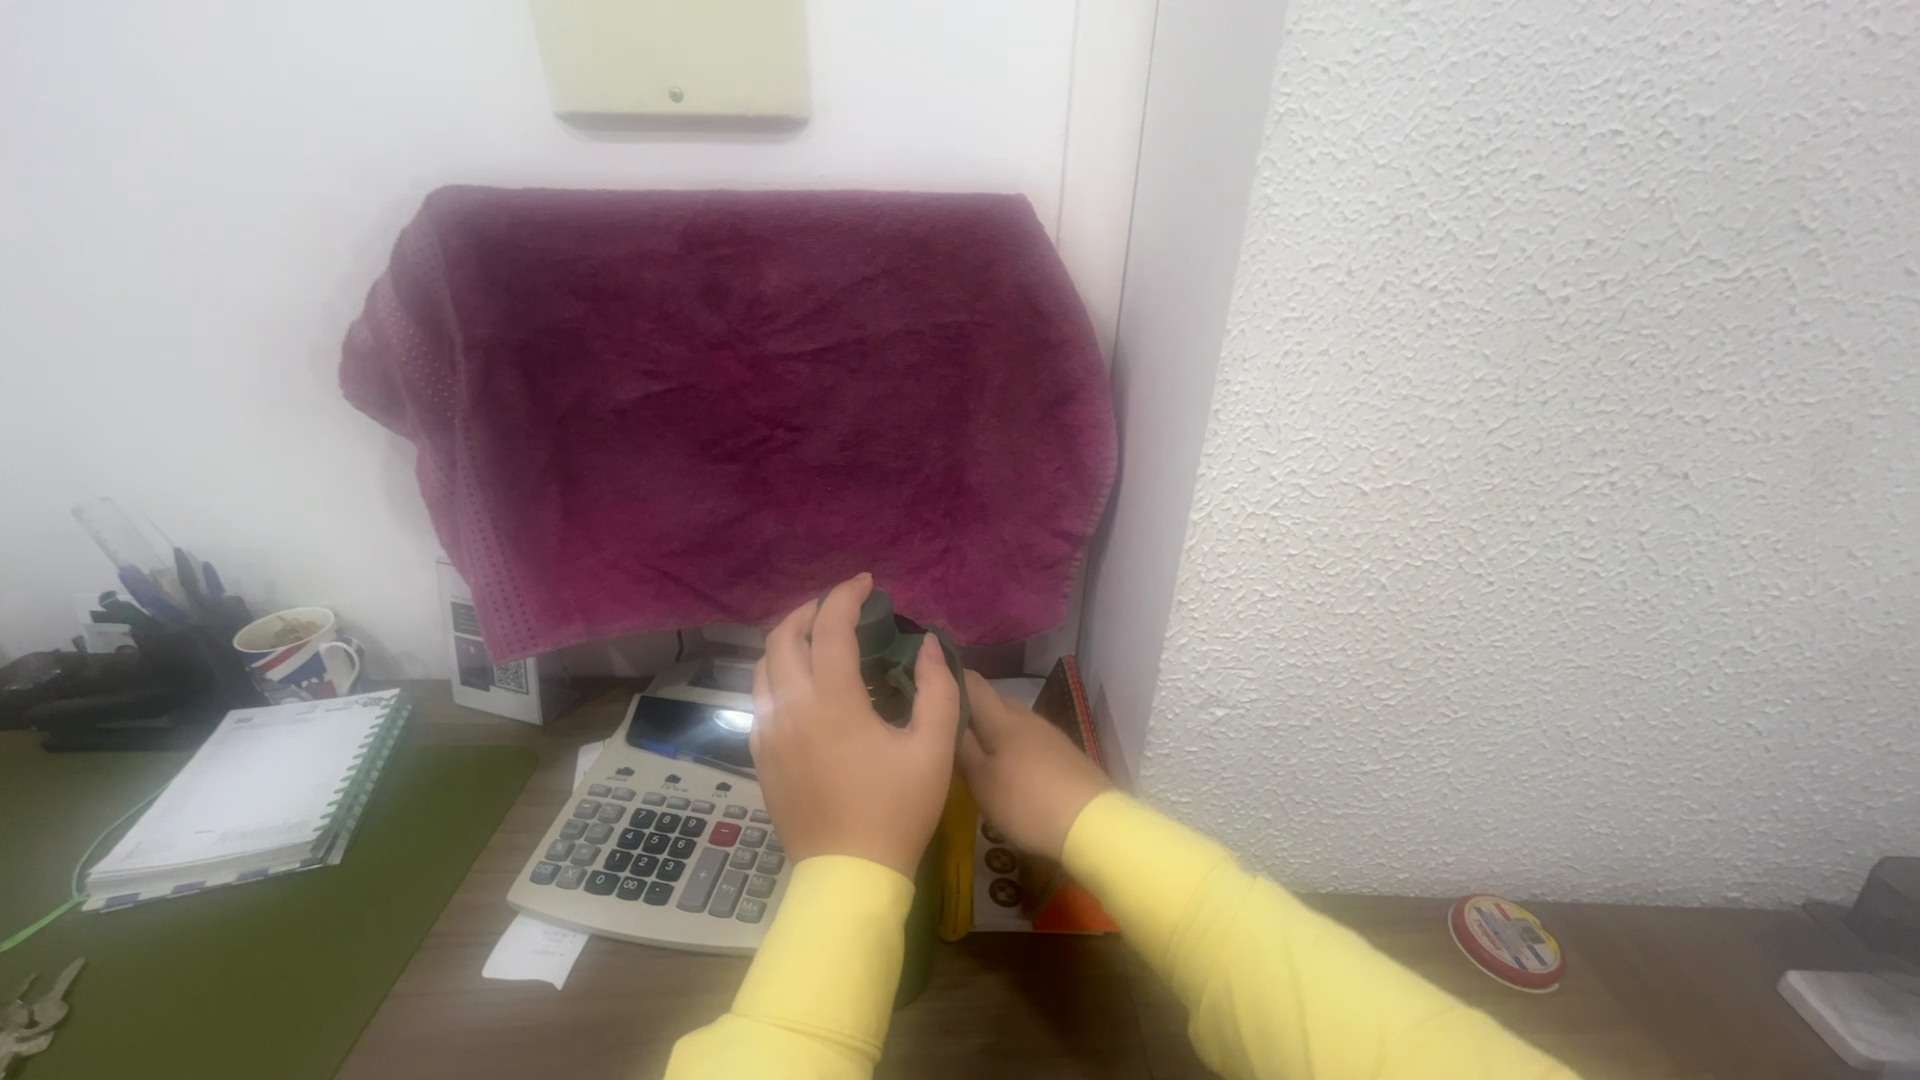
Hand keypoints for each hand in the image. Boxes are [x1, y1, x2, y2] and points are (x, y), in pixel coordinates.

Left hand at [750, 574, 960, 878]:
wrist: (849, 874)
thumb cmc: (897, 810)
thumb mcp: (934, 749)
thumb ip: (937, 688)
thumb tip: (929, 643)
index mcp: (832, 702)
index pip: (830, 627)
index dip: (846, 595)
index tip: (866, 583)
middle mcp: (790, 709)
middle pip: (782, 636)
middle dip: (810, 609)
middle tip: (840, 606)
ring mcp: (769, 733)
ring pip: (763, 665)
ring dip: (789, 639)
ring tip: (819, 637)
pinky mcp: (761, 756)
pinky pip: (760, 698)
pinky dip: (778, 673)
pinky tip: (803, 684)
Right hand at [956, 672, 1111, 860]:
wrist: (1091, 823)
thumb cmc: (1027, 802)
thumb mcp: (982, 782)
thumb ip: (962, 749)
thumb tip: (945, 718)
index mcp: (1002, 718)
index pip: (972, 683)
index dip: (950, 677)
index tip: (927, 683)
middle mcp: (1026, 717)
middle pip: (994, 699)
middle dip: (969, 706)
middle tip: (944, 722)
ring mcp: (1049, 734)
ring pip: (1012, 719)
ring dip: (991, 726)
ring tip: (971, 746)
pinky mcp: (1064, 753)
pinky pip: (1028, 737)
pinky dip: (1011, 743)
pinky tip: (1005, 764)